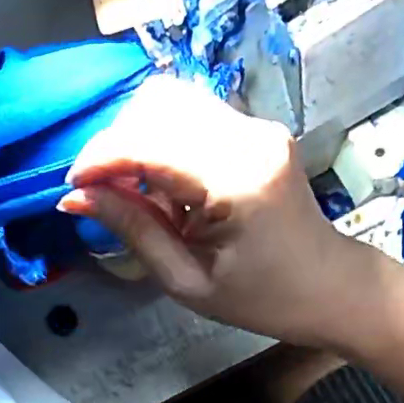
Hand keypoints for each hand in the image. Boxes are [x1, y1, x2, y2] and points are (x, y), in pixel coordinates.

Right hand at [61, 76, 391, 347]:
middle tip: (101, 192)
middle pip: (157, 107)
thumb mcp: (188, 281)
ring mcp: (258, 128)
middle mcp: (250, 139)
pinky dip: (163, 142)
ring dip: (137, 139)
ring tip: (134, 191)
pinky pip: (193, 118)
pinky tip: (164, 184)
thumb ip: (133, 230)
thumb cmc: (263, 299)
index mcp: (236, 182)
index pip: (150, 144)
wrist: (330, 285)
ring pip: (172, 103)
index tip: (73, 187)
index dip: (100, 158)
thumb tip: (76, 197)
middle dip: (115, 144)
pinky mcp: (258, 129)